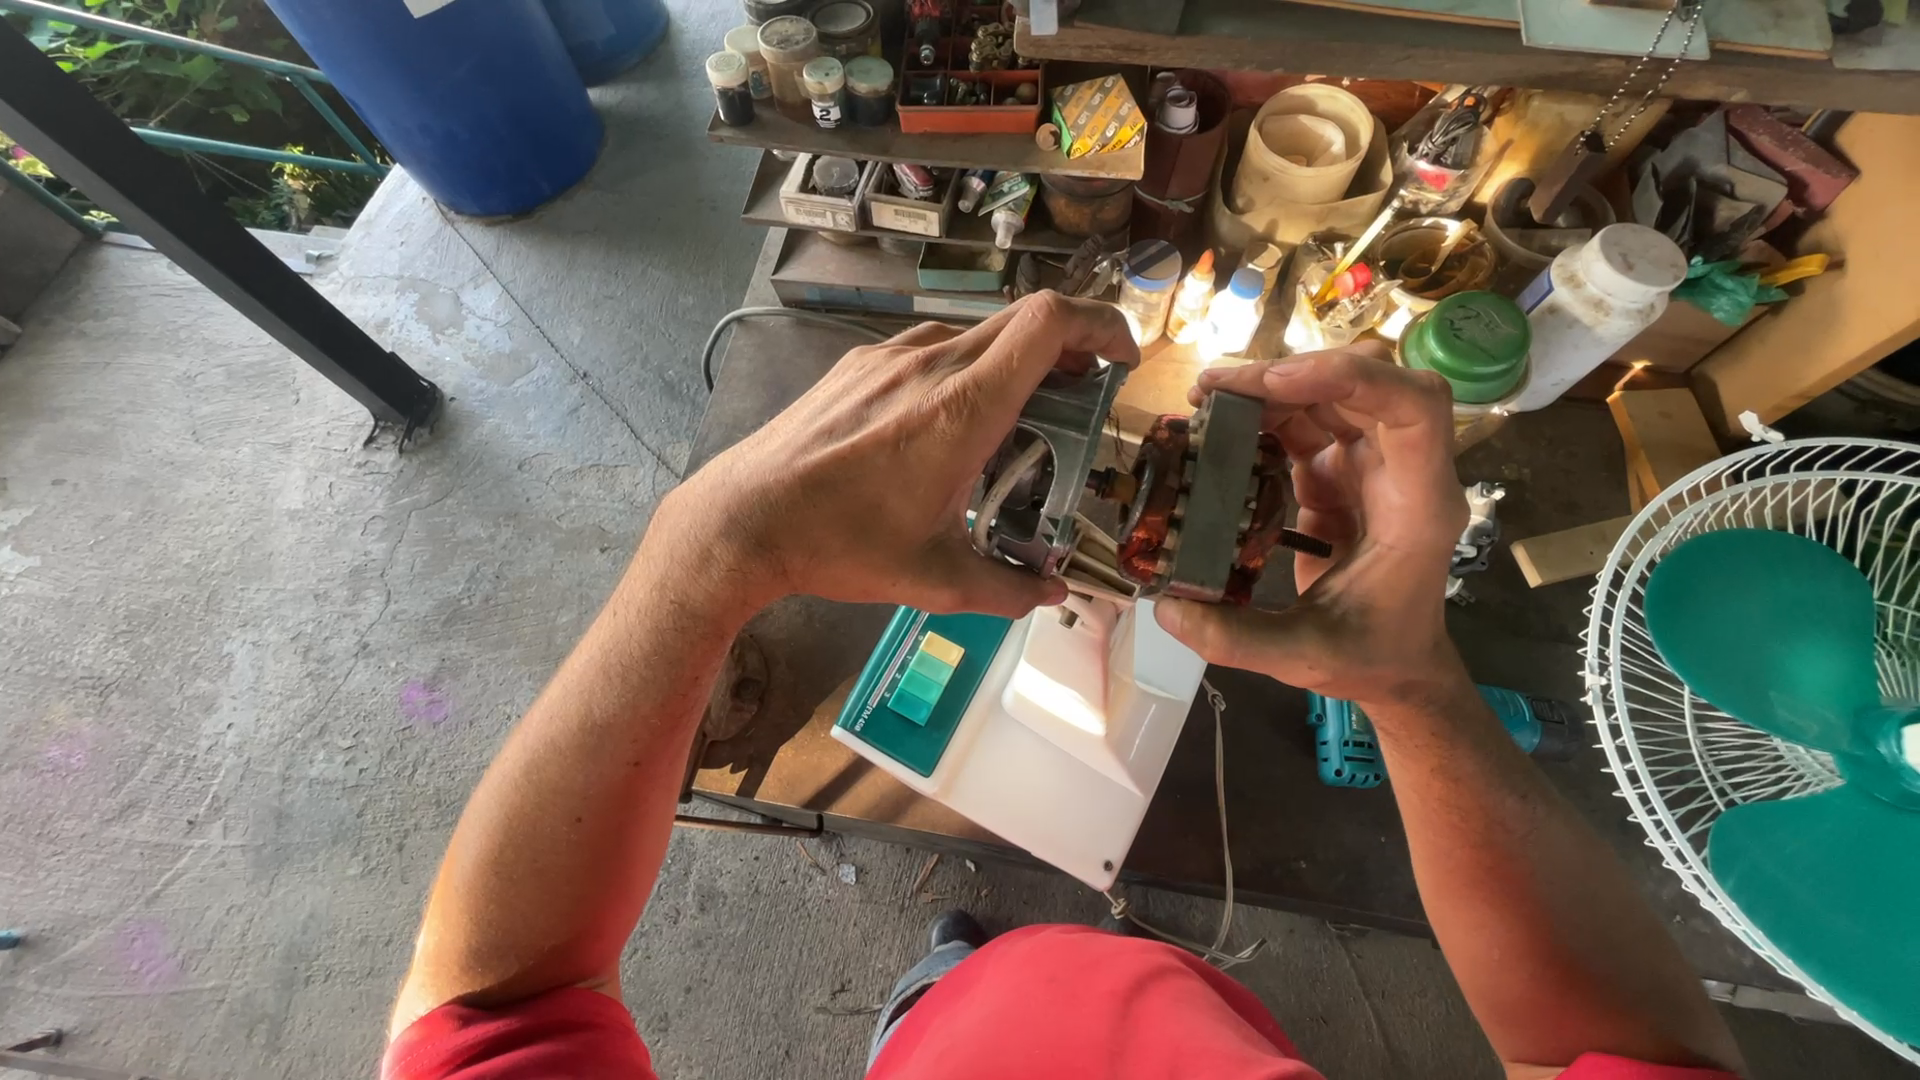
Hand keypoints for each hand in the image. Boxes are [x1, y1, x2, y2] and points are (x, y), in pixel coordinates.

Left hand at [663, 292, 1138, 618]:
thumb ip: (1007, 588)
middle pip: (1021, 320)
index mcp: (963, 407)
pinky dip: (964, 367)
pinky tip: (946, 419)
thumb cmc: (842, 546)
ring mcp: (886, 357)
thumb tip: (1052, 594)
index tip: (1120, 358)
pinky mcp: (855, 365)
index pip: (1049, 324)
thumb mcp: (936, 579)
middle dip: (1068, 346)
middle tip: (1082, 392)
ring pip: (975, 334)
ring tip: (1017, 411)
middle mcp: (930, 363)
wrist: (743, 520)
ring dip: (1012, 360)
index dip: (1100, 324)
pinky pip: (929, 348)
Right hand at [1153, 343, 1469, 708]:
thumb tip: (1165, 607)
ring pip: (1328, 397)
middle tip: (1215, 388)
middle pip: (1363, 386)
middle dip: (1289, 375)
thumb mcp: (1302, 656)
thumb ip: (1234, 638)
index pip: (1412, 408)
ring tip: (1203, 398)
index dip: (1349, 378)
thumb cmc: (1369, 658)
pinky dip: (1262, 416)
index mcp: (1417, 506)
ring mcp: (1369, 469)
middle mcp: (1399, 472)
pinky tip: (1218, 424)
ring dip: (1268, 389)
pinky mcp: (1338, 476)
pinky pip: (1305, 425)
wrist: (1395, 668)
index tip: (1273, 385)